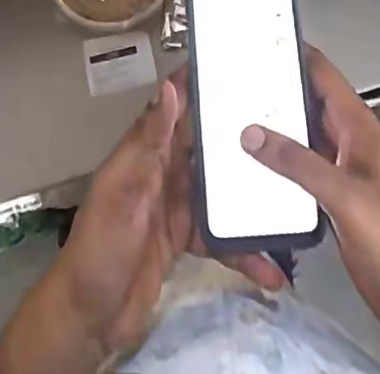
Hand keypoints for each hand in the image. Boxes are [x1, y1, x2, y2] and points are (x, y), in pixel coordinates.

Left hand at [0, 76, 279, 373]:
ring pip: (220, 188)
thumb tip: (169, 87)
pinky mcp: (186, 237)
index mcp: (145, 152)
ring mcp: (176, 205)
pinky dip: (243, 248)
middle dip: (237, 132)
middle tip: (281, 119)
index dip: (198, 84)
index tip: (234, 63)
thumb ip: (149, 141)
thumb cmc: (101, 246)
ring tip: (289, 192)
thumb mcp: (124, 191)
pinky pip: (221, 235)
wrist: (90, 316)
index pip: (174, 107)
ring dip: (249, 193)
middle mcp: (163, 171)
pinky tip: (271, 268)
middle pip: (205, 143)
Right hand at [240, 48, 379, 373]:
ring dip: (272, 125)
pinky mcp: (330, 197)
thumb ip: (298, 163)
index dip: (294, 51)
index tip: (257, 36)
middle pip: (306, 102)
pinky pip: (298, 167)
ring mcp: (339, 169)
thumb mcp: (347, 196)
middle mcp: (347, 141)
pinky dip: (275, 160)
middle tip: (231, 76)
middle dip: (273, 87)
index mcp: (358, 127)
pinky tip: (248, 161)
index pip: (323, 74)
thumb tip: (251, 132)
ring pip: (300, 135)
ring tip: (230, 112)